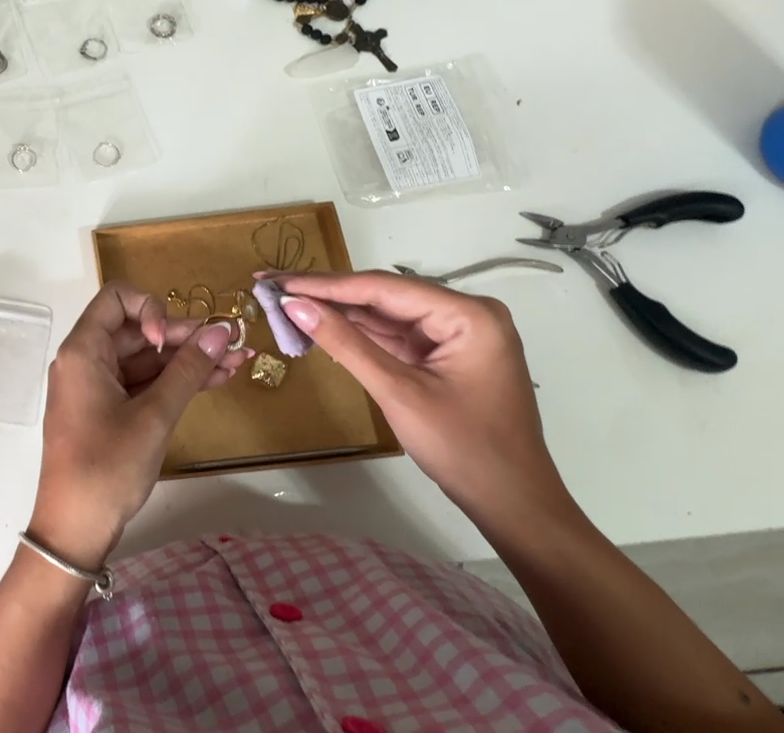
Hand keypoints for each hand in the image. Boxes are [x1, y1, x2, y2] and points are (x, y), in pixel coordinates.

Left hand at [29, 283, 251, 568]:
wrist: (74, 528)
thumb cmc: (107, 467)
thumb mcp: (153, 416)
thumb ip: (187, 370)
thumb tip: (222, 331)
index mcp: (82, 351)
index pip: (116, 299)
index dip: (152, 308)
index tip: (171, 340)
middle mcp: (85, 360)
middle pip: (136, 329)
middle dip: (183, 335)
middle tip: (230, 345)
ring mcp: (96, 386)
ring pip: (144, 358)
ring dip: (186, 360)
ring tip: (236, 362)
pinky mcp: (107, 410)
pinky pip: (142, 383)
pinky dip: (173, 382)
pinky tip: (215, 380)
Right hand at [265, 270, 572, 522]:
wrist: (512, 502)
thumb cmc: (463, 448)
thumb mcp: (398, 392)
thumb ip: (346, 344)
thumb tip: (293, 306)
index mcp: (467, 314)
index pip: (382, 287)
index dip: (324, 284)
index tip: (275, 280)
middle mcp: (464, 313)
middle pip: (382, 294)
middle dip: (326, 294)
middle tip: (271, 286)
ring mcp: (454, 334)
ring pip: (383, 313)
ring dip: (336, 312)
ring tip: (284, 302)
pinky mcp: (443, 354)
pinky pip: (392, 334)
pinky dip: (356, 333)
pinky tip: (319, 325)